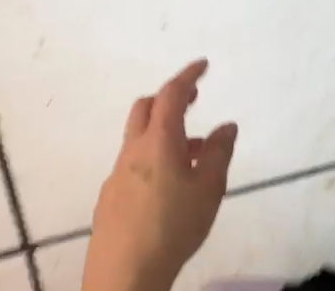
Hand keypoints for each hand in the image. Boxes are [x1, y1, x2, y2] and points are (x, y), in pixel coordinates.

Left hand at [83, 60, 238, 290]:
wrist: (122, 280)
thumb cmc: (172, 228)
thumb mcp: (209, 190)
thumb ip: (219, 153)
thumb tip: (225, 126)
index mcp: (159, 141)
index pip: (171, 94)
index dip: (188, 76)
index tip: (203, 65)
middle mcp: (133, 152)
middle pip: (145, 109)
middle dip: (169, 98)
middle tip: (192, 101)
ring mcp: (116, 177)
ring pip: (139, 140)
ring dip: (164, 134)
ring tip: (193, 156)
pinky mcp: (108, 202)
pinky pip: (132, 166)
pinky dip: (152, 160)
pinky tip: (168, 190)